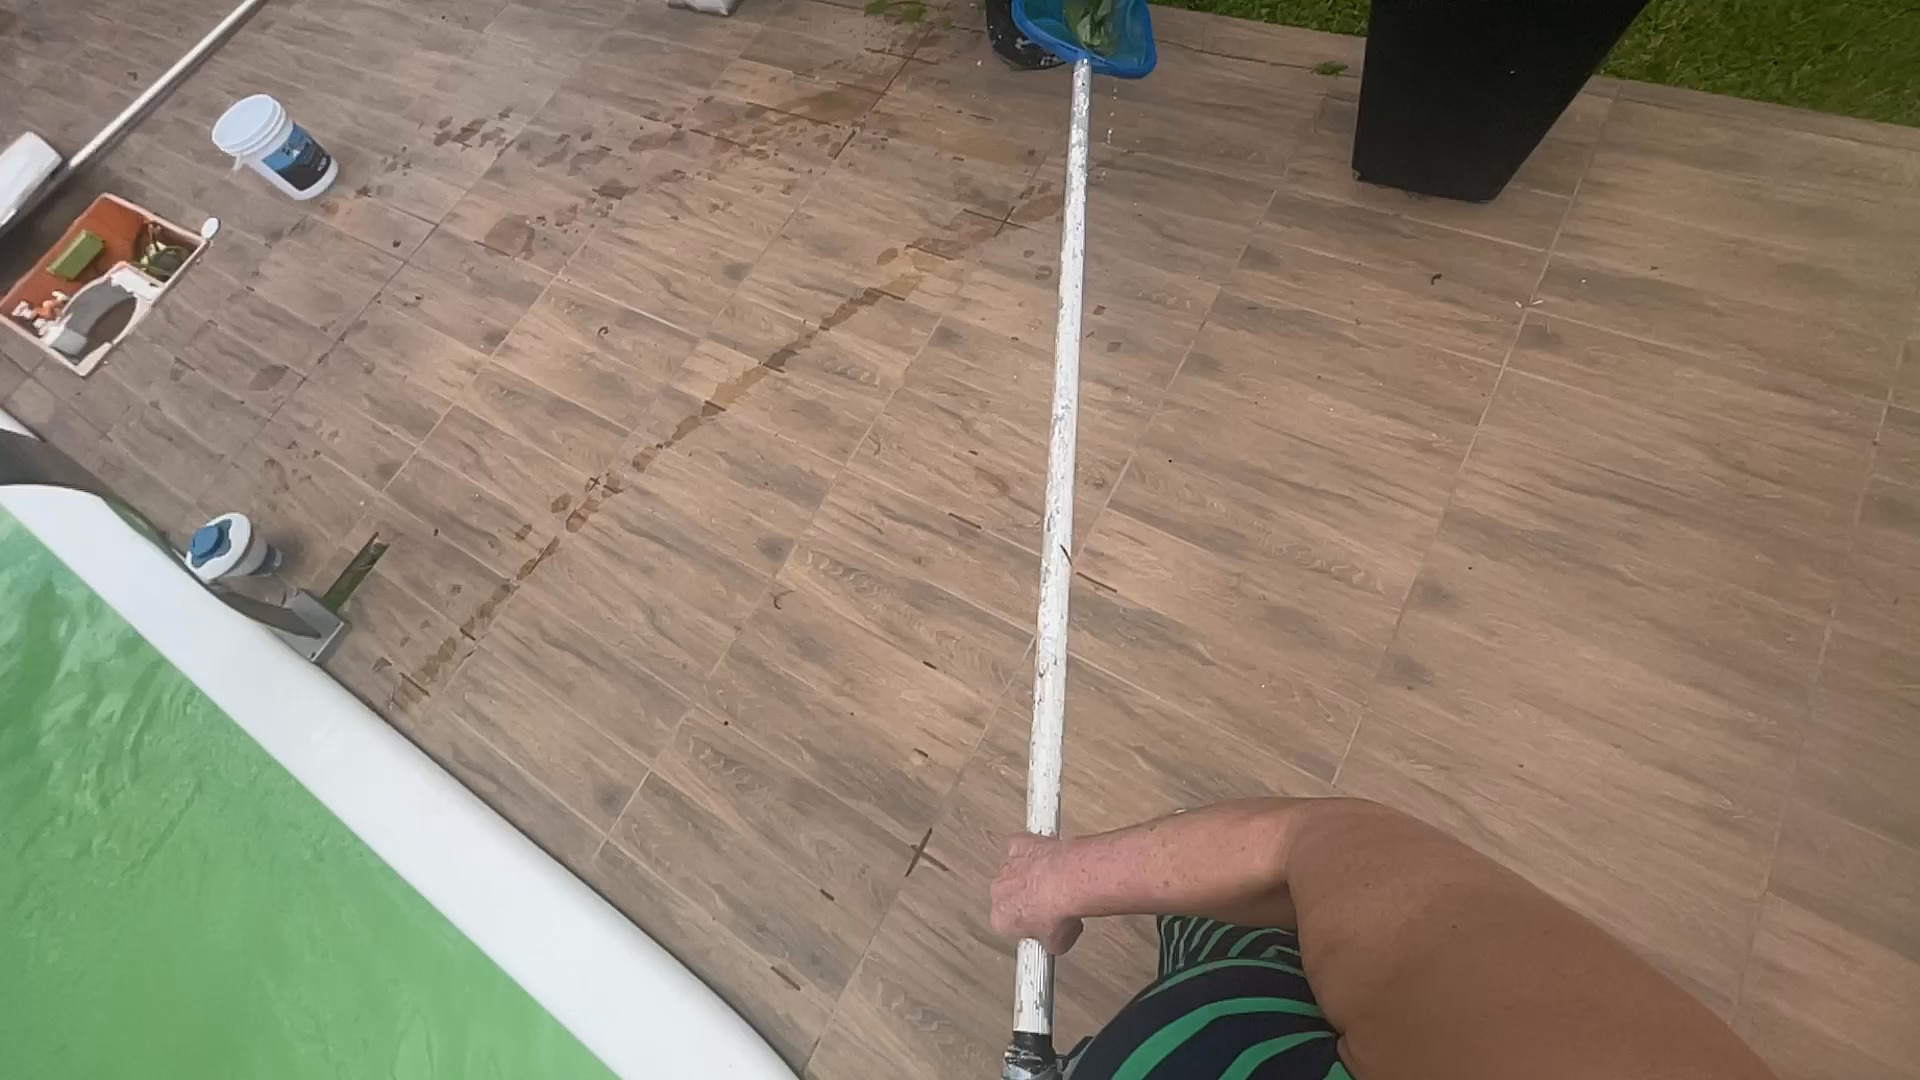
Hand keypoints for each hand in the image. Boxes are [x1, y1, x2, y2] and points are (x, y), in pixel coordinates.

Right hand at [991, 833, 1083, 954]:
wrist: (1068, 881)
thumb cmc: (1059, 909)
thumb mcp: (1058, 943)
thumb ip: (1048, 940)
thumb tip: (1056, 938)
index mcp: (1001, 918)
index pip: (1008, 924)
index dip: (1026, 924)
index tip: (1041, 923)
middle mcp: (999, 891)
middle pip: (1008, 895)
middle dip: (1025, 898)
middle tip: (1049, 902)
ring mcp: (1007, 866)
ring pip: (1015, 871)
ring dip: (1030, 874)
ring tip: (1054, 880)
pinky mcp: (1018, 844)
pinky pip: (1021, 847)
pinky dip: (1032, 850)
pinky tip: (1048, 858)